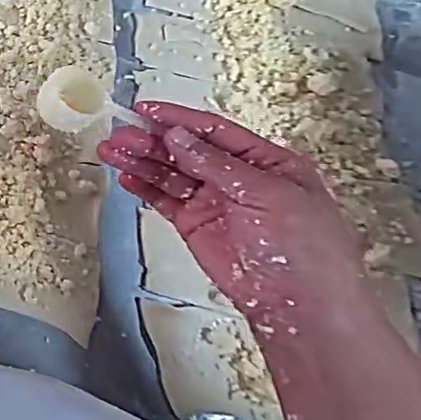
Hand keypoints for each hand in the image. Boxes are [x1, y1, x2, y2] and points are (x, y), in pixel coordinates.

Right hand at [97, 101, 378, 336]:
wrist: (302, 310)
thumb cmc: (308, 253)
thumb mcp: (268, 196)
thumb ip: (217, 164)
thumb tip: (177, 136)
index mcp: (266, 163)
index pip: (213, 130)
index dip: (177, 118)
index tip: (144, 109)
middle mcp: (236, 177)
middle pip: (183, 149)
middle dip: (150, 140)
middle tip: (121, 135)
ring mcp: (213, 200)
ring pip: (167, 171)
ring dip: (139, 159)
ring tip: (112, 152)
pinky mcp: (194, 222)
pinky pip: (161, 197)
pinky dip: (142, 186)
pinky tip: (126, 176)